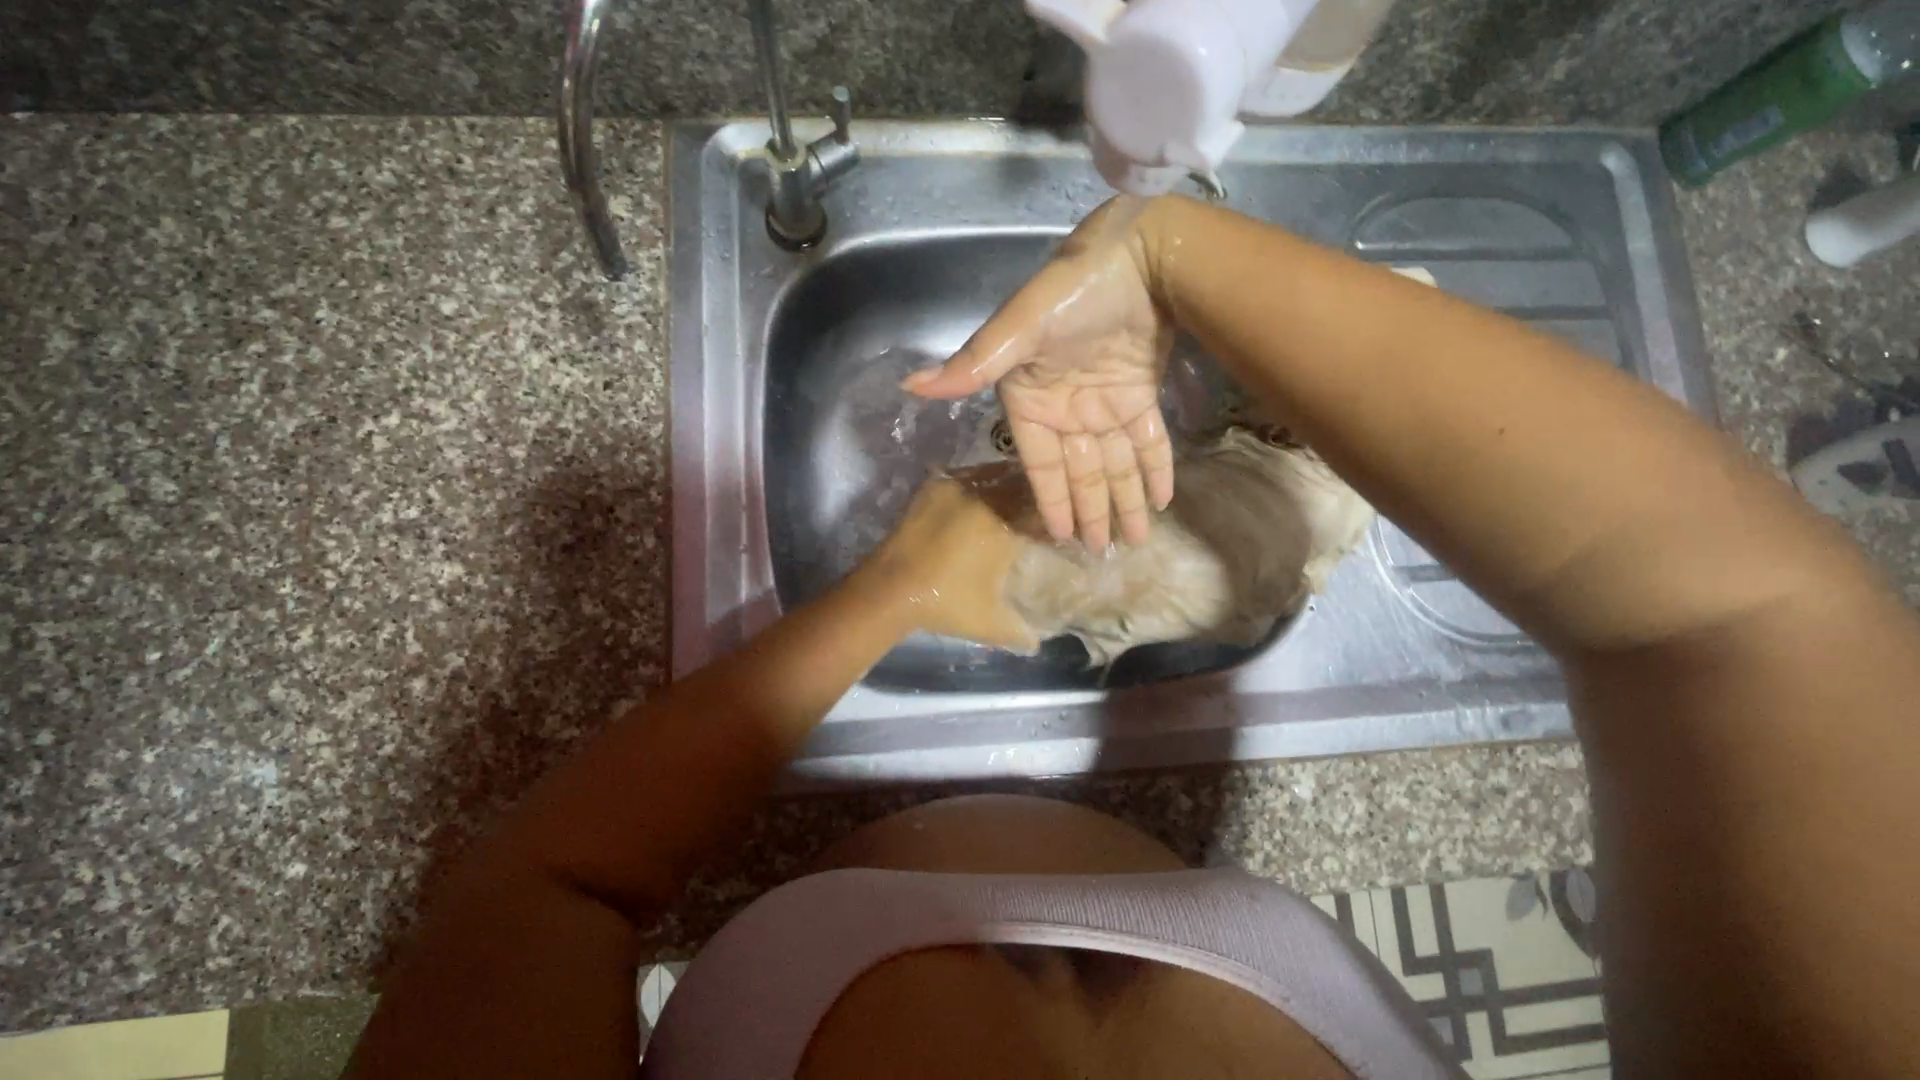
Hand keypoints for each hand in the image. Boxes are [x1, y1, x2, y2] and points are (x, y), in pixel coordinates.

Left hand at [855, 467, 1040, 650]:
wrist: (889, 590)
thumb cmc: (945, 604)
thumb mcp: (989, 623)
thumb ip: (1020, 632)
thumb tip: (1037, 641)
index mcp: (1004, 524)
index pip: (1044, 512)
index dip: (1056, 521)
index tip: (1059, 533)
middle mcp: (984, 497)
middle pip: (1022, 487)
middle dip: (1034, 500)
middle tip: (1038, 517)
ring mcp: (957, 487)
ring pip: (996, 477)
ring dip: (1010, 488)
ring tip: (1014, 507)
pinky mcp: (935, 487)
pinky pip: (970, 478)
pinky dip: (982, 486)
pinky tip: (984, 503)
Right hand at [902, 197, 1176, 550]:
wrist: (1139, 253)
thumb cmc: (1072, 291)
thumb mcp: (1018, 329)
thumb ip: (973, 363)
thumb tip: (910, 386)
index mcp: (1030, 400)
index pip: (1041, 464)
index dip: (1051, 501)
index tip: (1060, 539)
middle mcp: (1065, 408)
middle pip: (1081, 472)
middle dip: (1092, 512)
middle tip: (1103, 553)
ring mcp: (1104, 402)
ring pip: (1116, 463)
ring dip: (1126, 500)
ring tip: (1137, 539)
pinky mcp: (1140, 391)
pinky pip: (1148, 439)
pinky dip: (1155, 468)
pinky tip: (1162, 499)